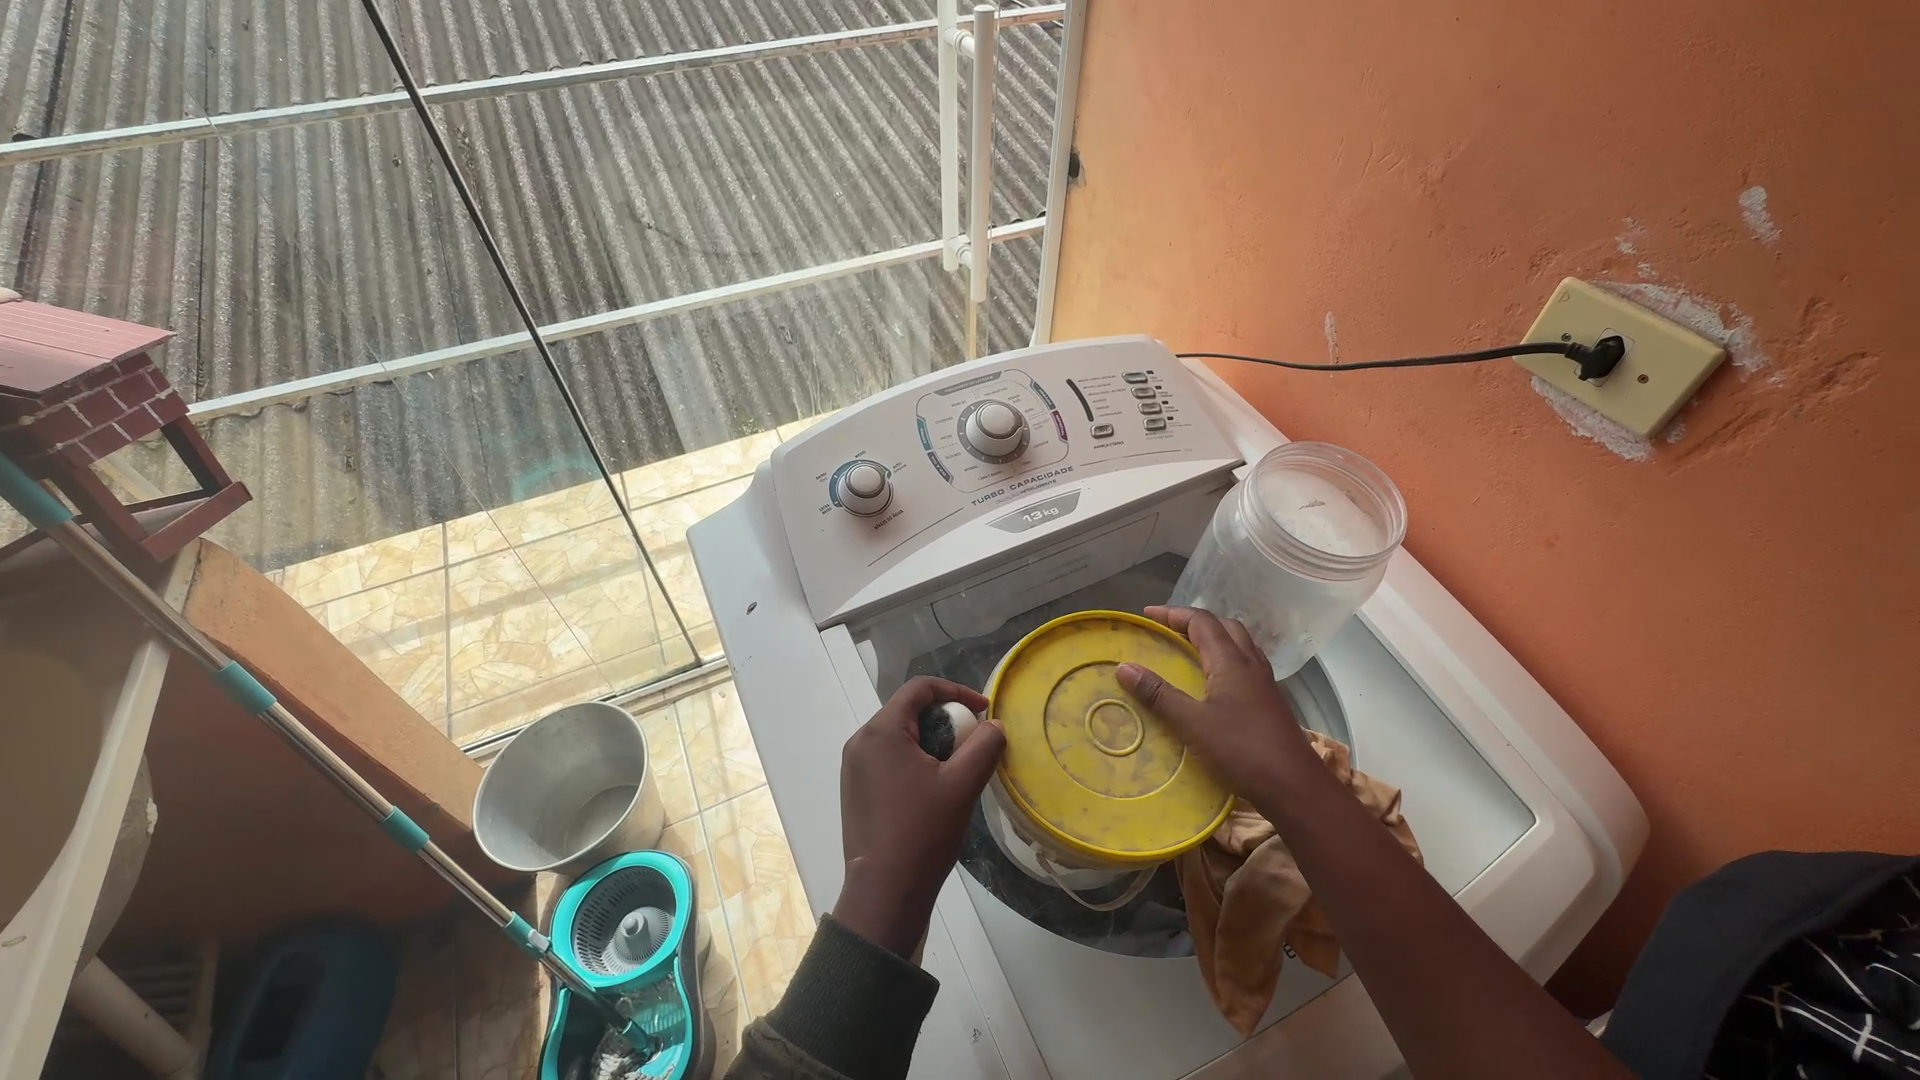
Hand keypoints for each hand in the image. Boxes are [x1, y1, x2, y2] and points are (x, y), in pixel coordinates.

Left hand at [834, 676, 1005, 956]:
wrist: (885, 891)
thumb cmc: (923, 832)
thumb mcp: (962, 785)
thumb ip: (984, 746)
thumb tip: (994, 726)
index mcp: (880, 732)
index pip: (919, 689)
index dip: (956, 691)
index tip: (984, 710)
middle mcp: (860, 742)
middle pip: (907, 710)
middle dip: (944, 719)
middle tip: (972, 743)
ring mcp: (853, 768)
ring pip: (899, 736)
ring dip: (930, 742)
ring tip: (956, 769)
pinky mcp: (855, 791)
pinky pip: (888, 759)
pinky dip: (914, 761)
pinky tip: (933, 790)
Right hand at [1115, 605, 1312, 797]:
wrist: (1295, 787)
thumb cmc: (1242, 750)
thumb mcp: (1192, 723)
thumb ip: (1159, 694)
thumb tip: (1124, 666)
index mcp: (1231, 661)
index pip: (1202, 621)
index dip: (1173, 614)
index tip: (1147, 616)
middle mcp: (1251, 664)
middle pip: (1224, 627)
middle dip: (1194, 622)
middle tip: (1168, 632)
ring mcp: (1264, 683)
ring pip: (1239, 645)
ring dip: (1213, 639)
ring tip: (1188, 652)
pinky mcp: (1270, 702)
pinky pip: (1245, 666)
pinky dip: (1225, 661)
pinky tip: (1214, 683)